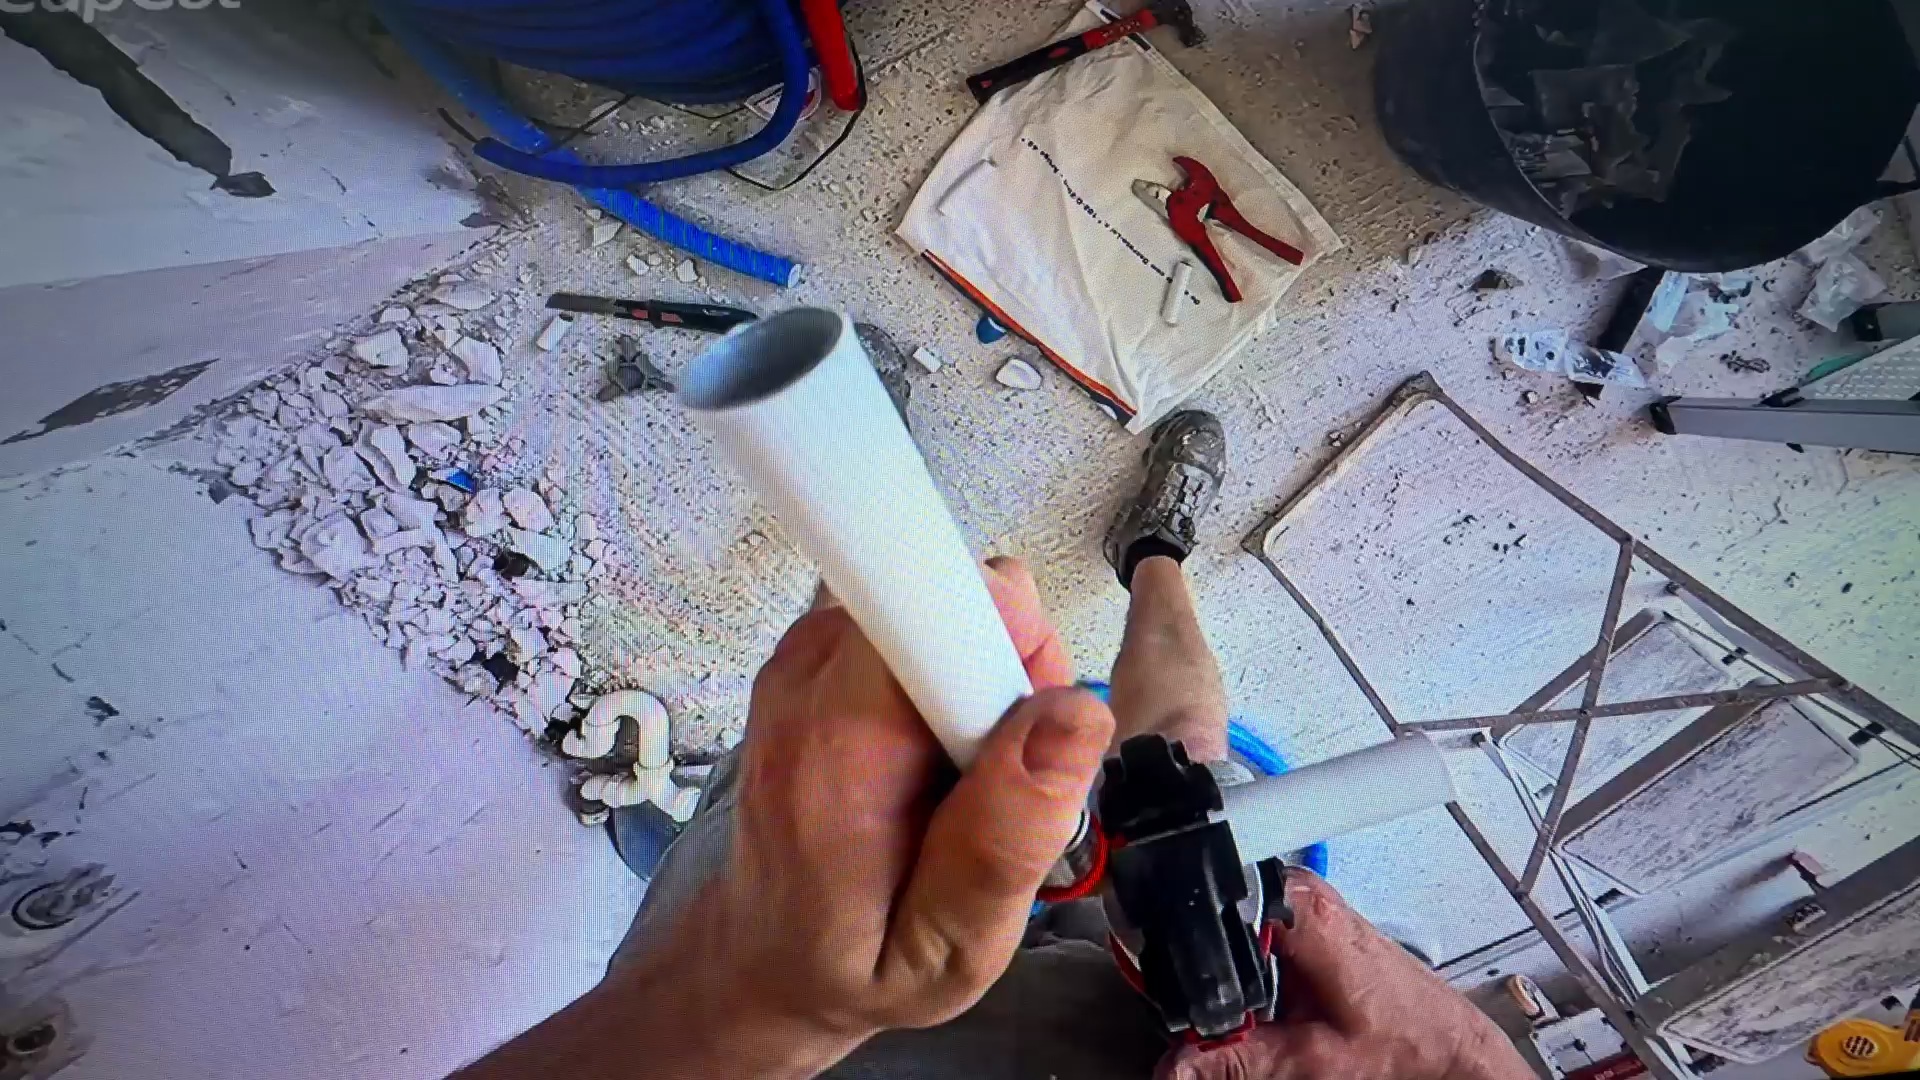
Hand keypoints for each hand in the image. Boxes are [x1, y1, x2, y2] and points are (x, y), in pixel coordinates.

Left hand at [626, 557, 1113, 1076]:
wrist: (768, 948)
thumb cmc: (854, 957)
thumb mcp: (947, 947)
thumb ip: (1006, 840)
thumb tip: (1074, 713)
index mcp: (835, 749)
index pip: (917, 603)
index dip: (1002, 635)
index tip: (1028, 707)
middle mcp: (811, 677)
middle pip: (955, 597)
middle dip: (1014, 666)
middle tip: (1011, 763)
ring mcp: (811, 652)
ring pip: (948, 602)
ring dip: (989, 671)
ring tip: (973, 763)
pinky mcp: (825, 647)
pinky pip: (923, 617)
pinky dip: (955, 668)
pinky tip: (941, 741)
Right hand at [1158, 869, 1532, 1079]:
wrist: (1456, 1052)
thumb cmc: (1406, 1050)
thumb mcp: (1315, 1063)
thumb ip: (1238, 1059)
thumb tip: (1174, 1066)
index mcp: (1301, 912)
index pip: (1216, 905)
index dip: (1191, 948)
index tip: (1181, 987)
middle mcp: (1300, 891)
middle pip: (1219, 908)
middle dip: (1206, 961)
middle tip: (1215, 1009)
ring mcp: (1303, 897)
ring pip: (1233, 915)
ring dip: (1227, 962)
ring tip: (1251, 1007)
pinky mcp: (1307, 911)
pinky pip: (1255, 922)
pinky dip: (1248, 960)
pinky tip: (1264, 997)